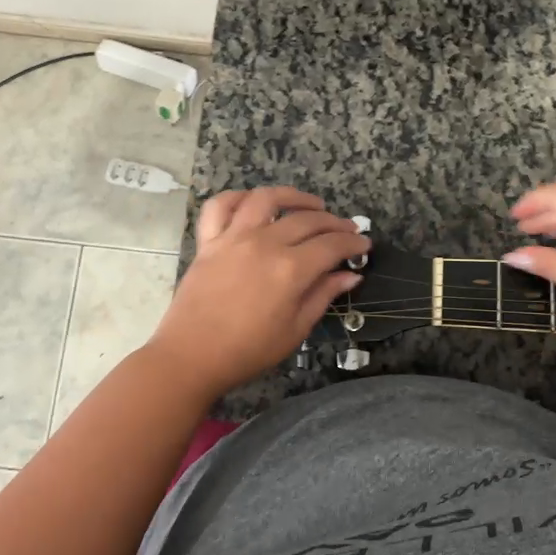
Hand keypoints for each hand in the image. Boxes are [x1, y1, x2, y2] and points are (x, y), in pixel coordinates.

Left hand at [146, 186, 369, 393]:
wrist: (191, 357)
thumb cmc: (248, 351)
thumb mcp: (295, 329)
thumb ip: (323, 296)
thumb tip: (351, 275)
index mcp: (290, 270)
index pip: (332, 245)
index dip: (352, 242)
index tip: (364, 244)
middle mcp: (264, 244)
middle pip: (306, 220)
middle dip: (333, 222)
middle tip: (346, 229)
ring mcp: (233, 238)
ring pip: (267, 199)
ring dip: (293, 196)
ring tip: (310, 204)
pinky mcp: (208, 241)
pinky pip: (221, 206)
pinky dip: (238, 197)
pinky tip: (254, 203)